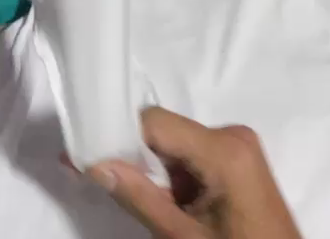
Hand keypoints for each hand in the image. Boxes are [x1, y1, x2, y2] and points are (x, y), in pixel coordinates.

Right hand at [88, 108, 300, 238]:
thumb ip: (139, 197)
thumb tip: (92, 163)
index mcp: (224, 149)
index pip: (154, 123)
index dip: (119, 138)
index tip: (87, 158)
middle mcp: (233, 134)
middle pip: (165, 131)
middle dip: (138, 158)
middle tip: (107, 185)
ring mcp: (240, 146)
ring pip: (176, 144)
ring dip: (157, 171)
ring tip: (149, 206)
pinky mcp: (241, 160)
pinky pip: (194, 155)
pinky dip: (176, 177)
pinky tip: (172, 205)